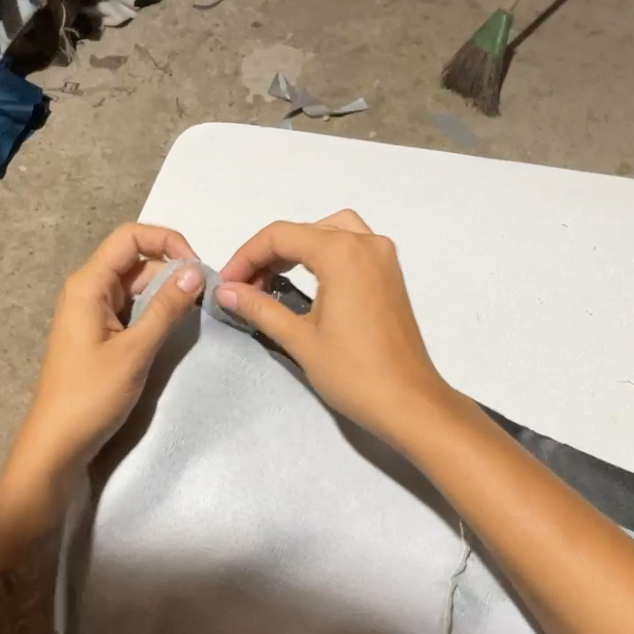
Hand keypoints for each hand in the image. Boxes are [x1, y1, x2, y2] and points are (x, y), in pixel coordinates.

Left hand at [17, 223, 205, 475]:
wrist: (58, 441)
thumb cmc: (91, 396)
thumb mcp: (135, 352)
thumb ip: (165, 310)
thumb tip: (195, 271)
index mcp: (88, 285)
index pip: (130, 237)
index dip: (167, 241)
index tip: (197, 268)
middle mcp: (88, 291)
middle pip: (135, 261)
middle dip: (171, 269)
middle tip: (205, 295)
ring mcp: (92, 314)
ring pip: (135, 287)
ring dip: (165, 293)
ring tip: (195, 312)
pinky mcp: (99, 335)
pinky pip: (130, 310)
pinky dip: (153, 312)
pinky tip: (173, 328)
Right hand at [216, 210, 459, 444]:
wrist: (408, 401)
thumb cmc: (353, 374)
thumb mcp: (299, 339)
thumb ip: (260, 308)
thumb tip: (226, 292)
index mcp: (342, 253)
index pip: (281, 236)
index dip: (246, 256)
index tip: (227, 284)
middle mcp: (366, 244)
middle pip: (305, 231)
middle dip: (269, 254)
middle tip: (245, 287)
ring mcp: (383, 258)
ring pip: (331, 233)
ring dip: (298, 250)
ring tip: (272, 281)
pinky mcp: (391, 276)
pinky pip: (352, 248)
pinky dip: (324, 257)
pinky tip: (306, 284)